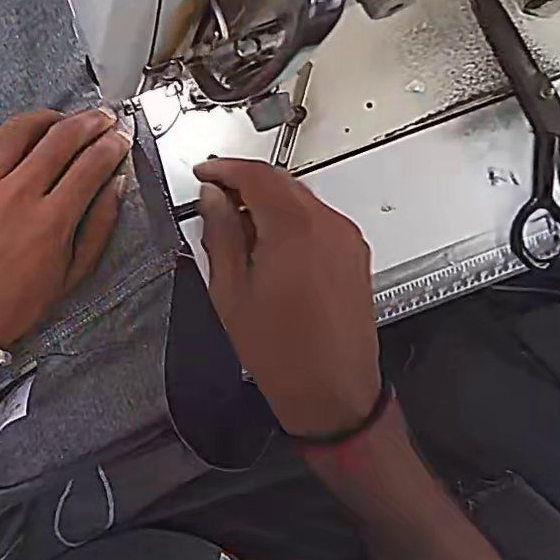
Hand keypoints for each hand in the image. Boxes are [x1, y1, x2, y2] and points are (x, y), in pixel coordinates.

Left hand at [0, 108, 130, 406]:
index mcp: (50, 222)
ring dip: (46, 117)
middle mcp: (16, 196)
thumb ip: (100, 226)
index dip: (112, 145)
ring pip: (18, 130)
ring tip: (60, 120)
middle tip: (101, 120)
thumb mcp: (74, 273)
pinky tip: (6, 138)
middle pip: (61, 137)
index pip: (91, 164)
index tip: (120, 139)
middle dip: (90, 122)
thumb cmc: (17, 302)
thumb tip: (115, 185)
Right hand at [193, 158, 381, 437]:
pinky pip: (317, 220)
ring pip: (300, 199)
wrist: (331, 391)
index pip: (256, 175)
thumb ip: (220, 233)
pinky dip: (289, 220)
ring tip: (236, 226)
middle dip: (244, 183)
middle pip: (281, 182)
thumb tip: (212, 199)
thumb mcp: (229, 289)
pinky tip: (267, 244)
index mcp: (294, 228)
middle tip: (214, 196)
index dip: (224, 169)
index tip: (205, 172)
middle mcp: (328, 226)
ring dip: (267, 201)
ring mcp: (346, 240)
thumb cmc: (283, 352)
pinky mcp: (354, 255)